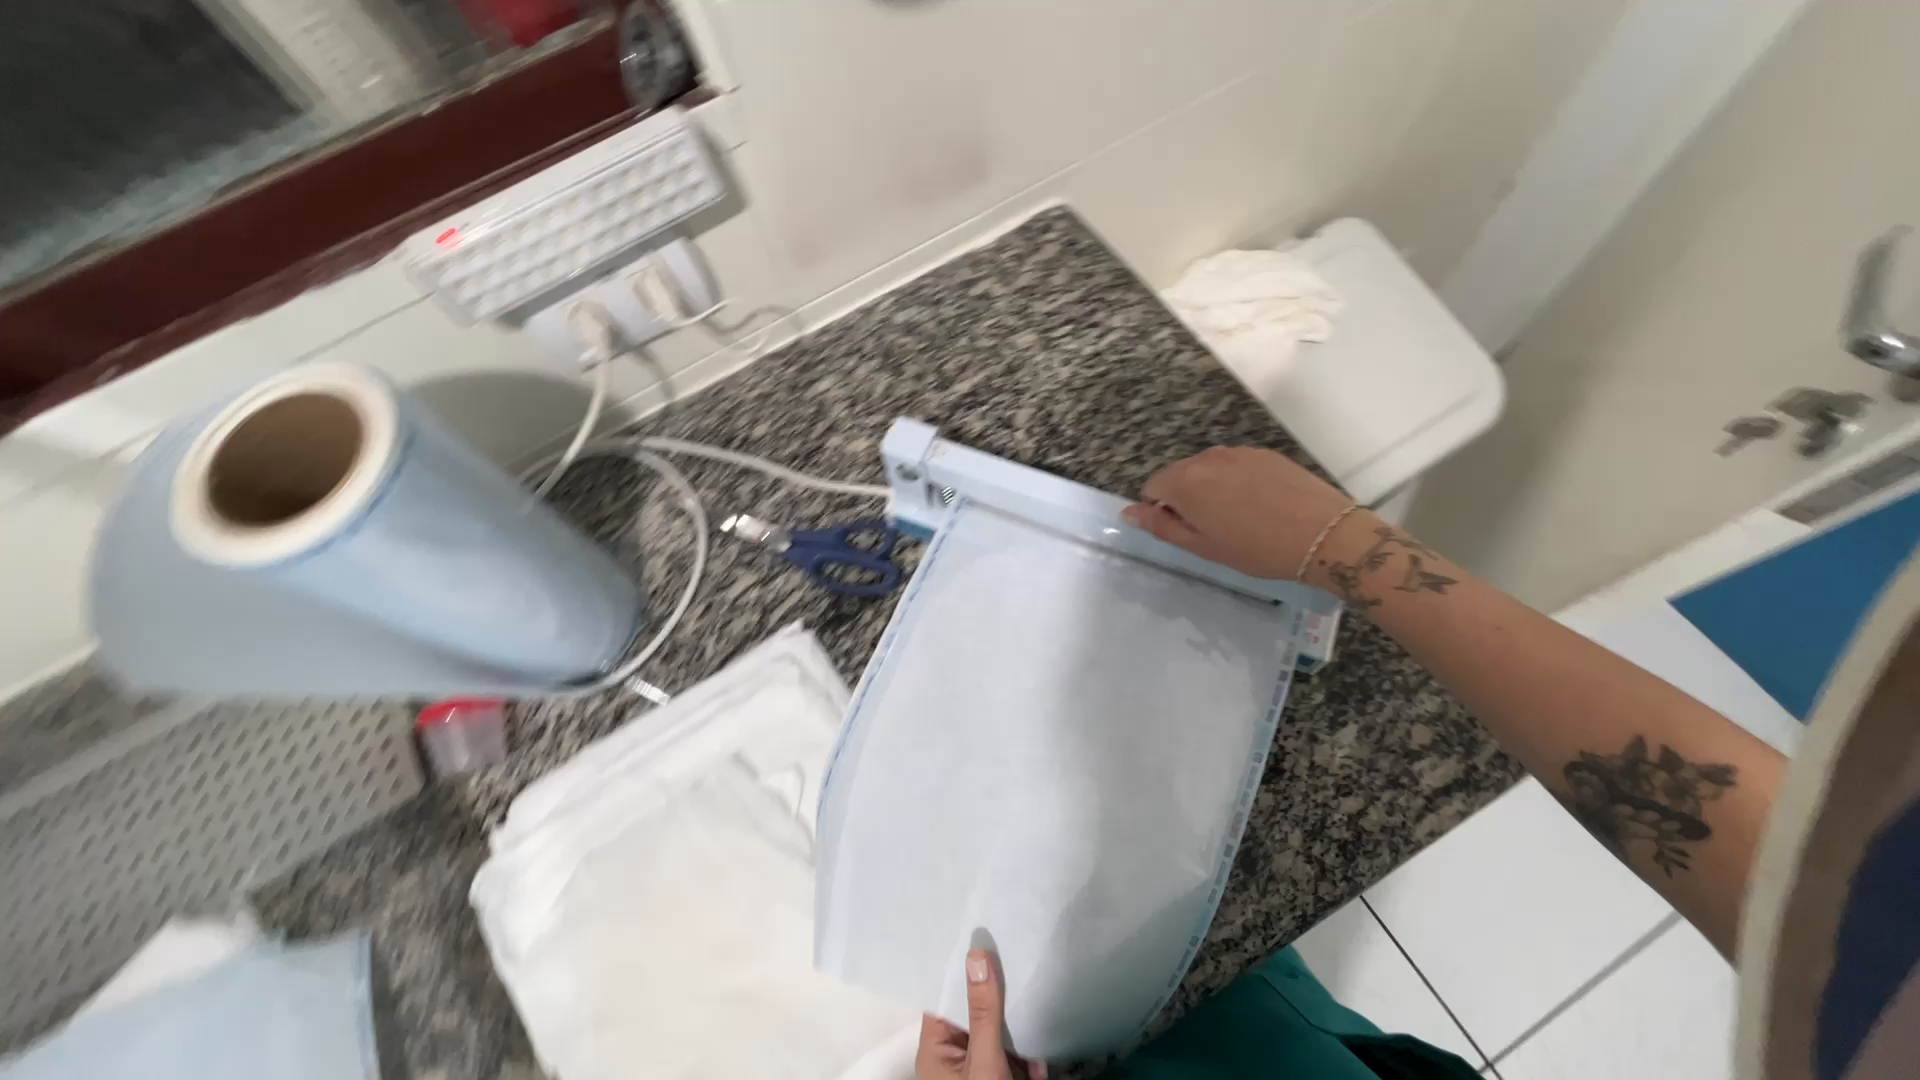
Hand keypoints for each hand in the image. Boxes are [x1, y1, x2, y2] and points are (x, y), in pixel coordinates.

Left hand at [915, 949, 1045, 1079]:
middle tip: (1018, 959)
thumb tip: (976, 953)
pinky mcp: (1005, 1077)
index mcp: (936, 1051)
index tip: (982, 938)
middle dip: (1000, 995)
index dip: (963, 970)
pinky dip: (1032, 1053)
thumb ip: (983, 1011)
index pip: (946, 999)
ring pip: (1002, 1031)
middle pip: (977, 1011)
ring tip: (1036, 994)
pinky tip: (1043, 1052)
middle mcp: (957, 1056)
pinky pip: (1019, 1053)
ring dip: (1021, 1025)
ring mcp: (983, 1068)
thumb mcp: (983, 1061)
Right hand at [1121, 446, 1351, 580]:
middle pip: (1179, 475)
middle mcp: (1207, 458)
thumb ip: (1161, 526)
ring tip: (1238, 519)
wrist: (1324, 535)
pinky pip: (1236, 465)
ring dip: (1211, 489)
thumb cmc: (1257, 549)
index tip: (1185, 533)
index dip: (1161, 512)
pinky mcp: (1265, 454)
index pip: (1152, 488)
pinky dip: (1237, 482)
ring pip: (1208, 469)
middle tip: (1211, 530)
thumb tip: (1130, 511)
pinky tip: (1260, 506)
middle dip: (1185, 498)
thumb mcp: (1203, 547)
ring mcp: (1239, 452)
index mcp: (1186, 481)